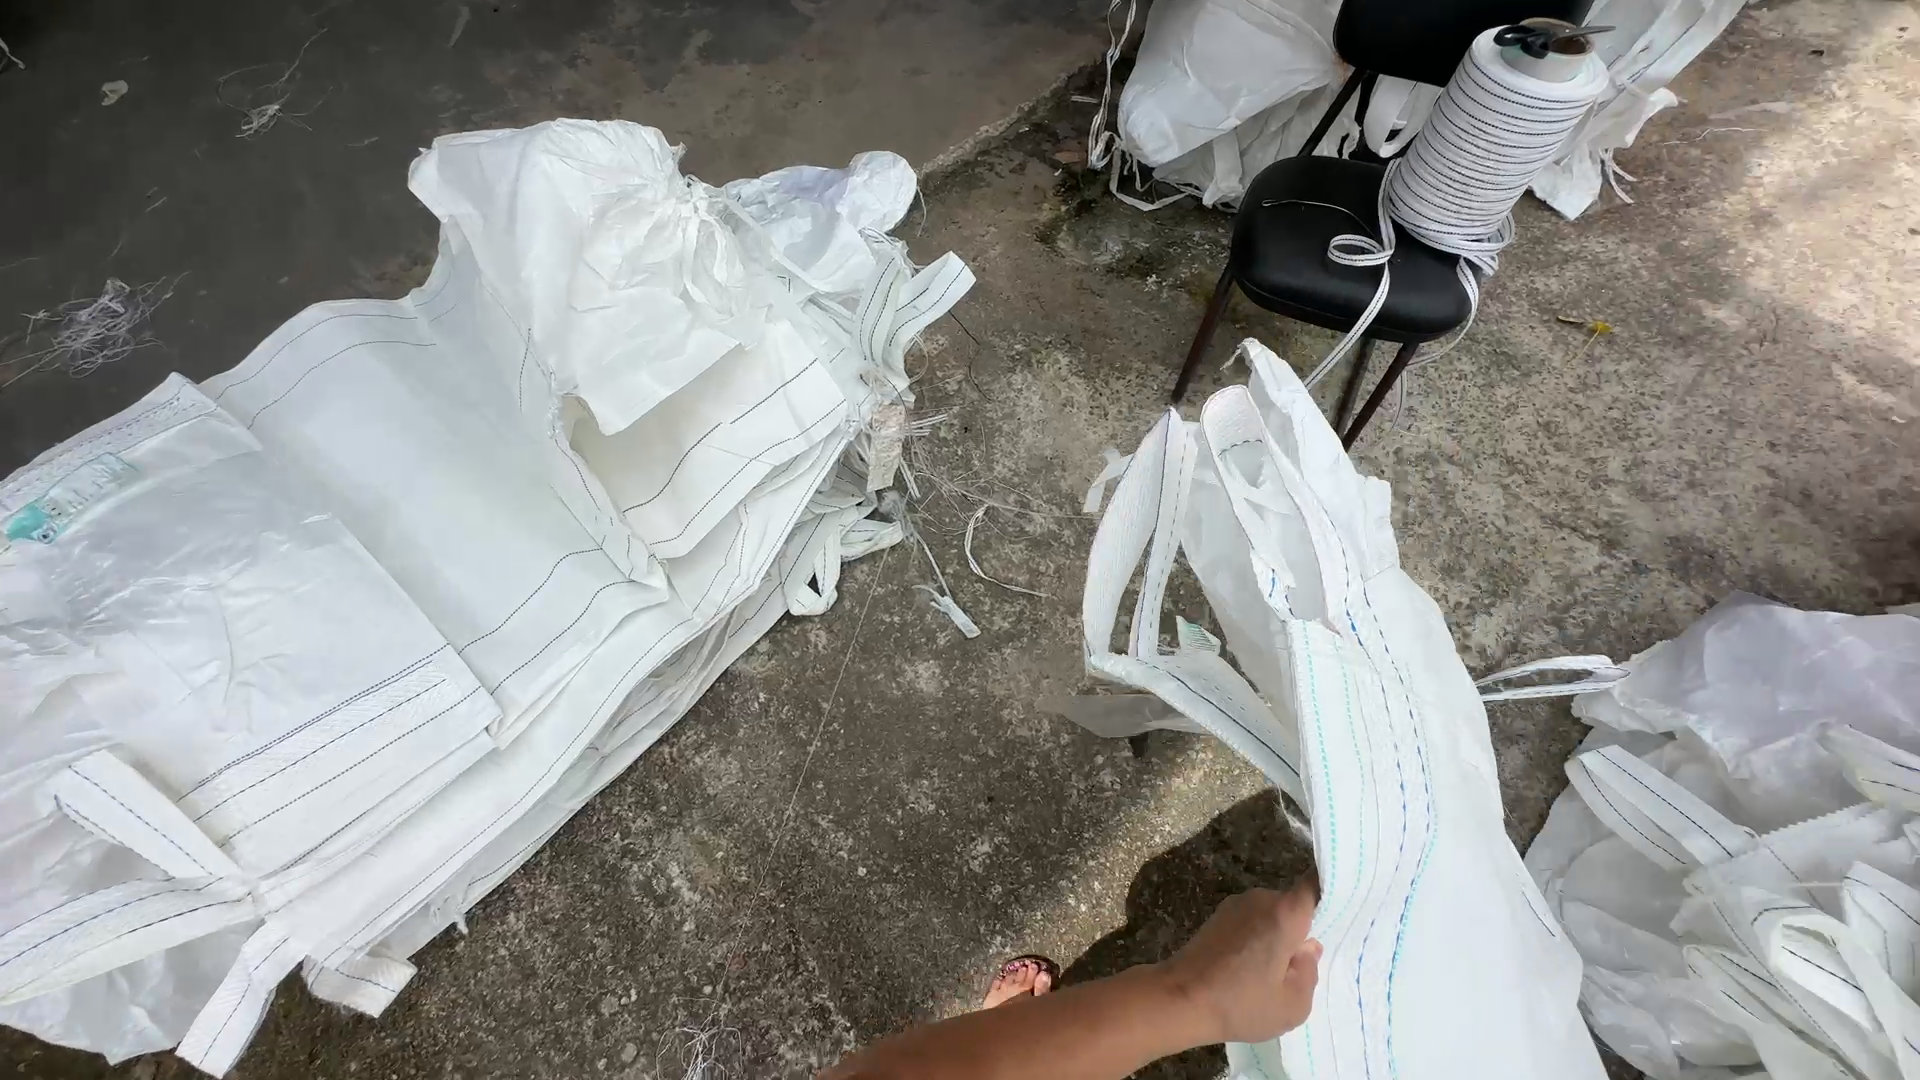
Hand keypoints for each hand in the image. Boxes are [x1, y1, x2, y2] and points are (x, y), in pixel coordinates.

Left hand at [1153, 884, 1321, 1044]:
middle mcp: (1260, 898)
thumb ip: (1309, 972)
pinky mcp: (1219, 915)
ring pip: (1272, 915)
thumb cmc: (1242, 1002)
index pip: (1313, 884)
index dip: (1330, 884)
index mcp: (1283, 913)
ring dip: (1278, 936)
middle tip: (1304, 964)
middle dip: (1301, 930)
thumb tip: (1307, 947)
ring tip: (1274, 973)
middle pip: (1293, 905)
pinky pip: (1252, 920)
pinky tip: (1252, 968)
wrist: (1182, 997)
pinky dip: (1259, 938)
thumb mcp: (1292, 1003)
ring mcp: (1236, 904)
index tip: (1346, 896)